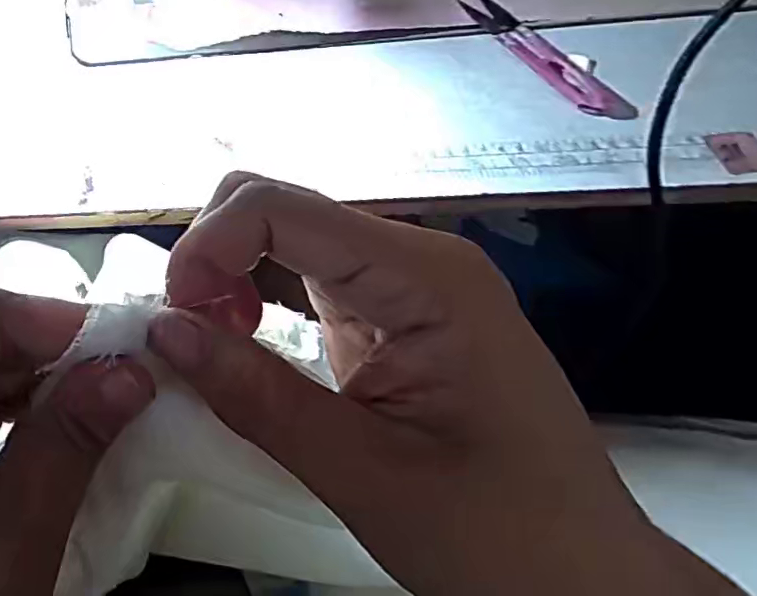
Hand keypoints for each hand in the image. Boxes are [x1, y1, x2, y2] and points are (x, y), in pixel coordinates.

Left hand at [0, 291, 155, 595]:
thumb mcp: (7, 534)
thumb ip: (68, 441)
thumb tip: (132, 371)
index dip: (62, 321)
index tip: (137, 335)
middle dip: (69, 348)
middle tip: (145, 357)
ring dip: (63, 373)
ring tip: (128, 378)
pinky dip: (44, 401)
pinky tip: (89, 404)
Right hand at [149, 172, 741, 595]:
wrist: (595, 589)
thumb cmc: (506, 543)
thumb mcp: (367, 478)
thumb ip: (255, 396)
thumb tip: (161, 331)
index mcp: (423, 277)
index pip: (277, 207)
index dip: (208, 245)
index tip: (179, 315)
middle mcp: (406, 254)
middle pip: (266, 200)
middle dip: (209, 252)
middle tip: (194, 328)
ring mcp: (391, 272)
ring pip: (267, 223)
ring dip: (220, 269)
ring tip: (217, 337)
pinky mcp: (374, 296)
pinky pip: (283, 259)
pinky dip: (240, 285)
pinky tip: (242, 334)